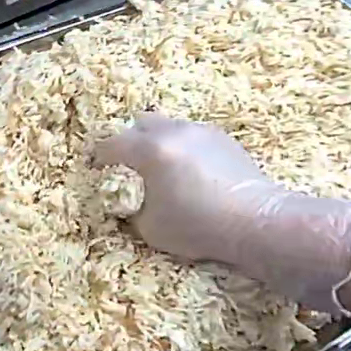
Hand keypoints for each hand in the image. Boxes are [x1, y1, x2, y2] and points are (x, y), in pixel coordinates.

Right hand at [92, 113, 350, 312]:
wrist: (256, 221)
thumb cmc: (199, 226)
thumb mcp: (151, 228)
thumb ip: (132, 210)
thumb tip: (127, 204)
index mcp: (150, 150)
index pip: (113, 145)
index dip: (99, 155)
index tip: (94, 164)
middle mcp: (173, 131)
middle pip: (140, 123)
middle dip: (129, 139)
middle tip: (127, 161)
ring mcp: (201, 131)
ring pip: (169, 125)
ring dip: (158, 140)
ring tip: (160, 164)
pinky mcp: (223, 138)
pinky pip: (192, 135)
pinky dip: (183, 146)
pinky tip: (190, 169)